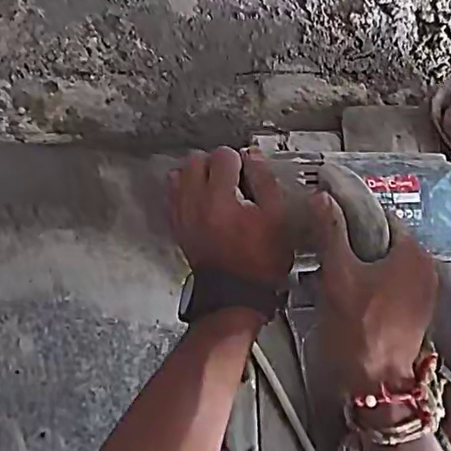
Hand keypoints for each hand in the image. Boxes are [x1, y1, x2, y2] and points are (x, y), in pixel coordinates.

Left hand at [168, 147, 294, 289]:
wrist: (236, 294)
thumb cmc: (258, 264)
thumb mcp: (277, 219)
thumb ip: (265, 182)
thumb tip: (253, 158)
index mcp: (220, 200)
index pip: (222, 155)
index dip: (239, 160)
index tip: (247, 171)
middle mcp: (195, 204)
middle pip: (196, 160)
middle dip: (215, 164)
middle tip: (232, 178)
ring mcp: (182, 215)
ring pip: (180, 175)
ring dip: (197, 176)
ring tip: (215, 188)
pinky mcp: (177, 227)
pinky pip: (173, 196)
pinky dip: (186, 192)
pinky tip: (202, 202)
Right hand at [312, 191, 437, 393]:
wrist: (374, 383)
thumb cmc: (359, 329)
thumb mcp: (338, 275)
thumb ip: (331, 233)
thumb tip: (323, 198)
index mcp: (414, 254)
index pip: (380, 215)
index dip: (350, 212)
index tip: (326, 212)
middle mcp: (425, 269)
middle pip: (383, 239)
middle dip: (353, 237)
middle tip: (323, 240)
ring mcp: (421, 293)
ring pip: (384, 262)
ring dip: (359, 260)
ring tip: (330, 263)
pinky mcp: (413, 311)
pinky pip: (388, 282)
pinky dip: (368, 278)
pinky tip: (346, 286)